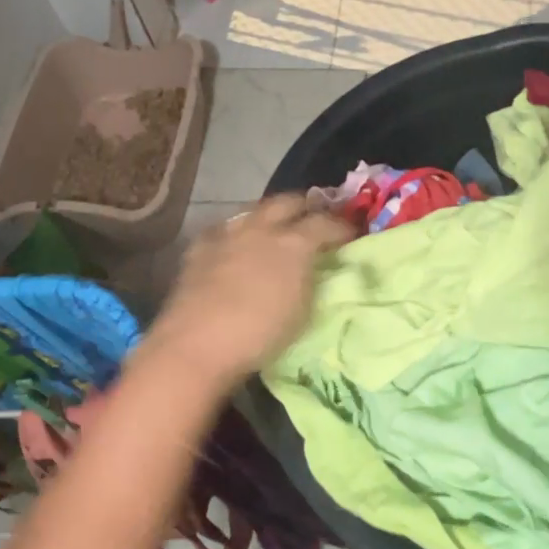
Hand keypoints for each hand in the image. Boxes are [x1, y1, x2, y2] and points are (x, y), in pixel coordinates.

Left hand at [140, 195, 352, 385]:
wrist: (197, 346)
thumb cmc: (260, 335)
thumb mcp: (303, 311)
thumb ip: (312, 281)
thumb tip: (315, 269)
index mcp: (294, 244)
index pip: (326, 223)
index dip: (342, 227)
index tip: (351, 234)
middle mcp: (261, 229)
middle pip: (287, 202)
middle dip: (305, 207)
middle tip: (315, 217)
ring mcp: (227, 235)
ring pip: (253, 210)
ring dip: (270, 215)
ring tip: (277, 228)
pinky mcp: (200, 249)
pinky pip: (225, 229)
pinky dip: (238, 233)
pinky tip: (238, 245)